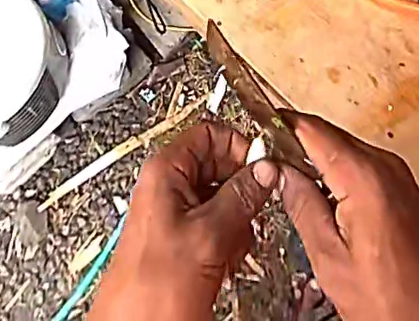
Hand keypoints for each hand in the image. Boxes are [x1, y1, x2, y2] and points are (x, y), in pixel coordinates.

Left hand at [90, 122, 279, 320]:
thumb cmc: (153, 285)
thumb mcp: (207, 234)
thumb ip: (239, 197)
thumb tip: (264, 168)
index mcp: (165, 169)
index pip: (208, 133)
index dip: (238, 146)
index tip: (265, 167)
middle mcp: (168, 185)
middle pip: (217, 165)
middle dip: (240, 190)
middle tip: (255, 212)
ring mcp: (175, 213)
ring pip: (219, 198)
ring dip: (236, 221)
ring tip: (236, 245)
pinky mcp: (182, 240)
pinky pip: (214, 225)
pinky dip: (228, 241)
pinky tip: (228, 260)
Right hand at [277, 113, 418, 320]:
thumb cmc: (394, 307)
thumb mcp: (331, 262)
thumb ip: (301, 206)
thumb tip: (277, 170)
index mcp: (363, 176)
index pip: (309, 127)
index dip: (278, 125)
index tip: (256, 135)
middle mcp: (384, 164)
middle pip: (325, 134)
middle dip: (294, 144)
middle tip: (267, 164)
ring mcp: (398, 175)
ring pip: (342, 148)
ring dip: (315, 158)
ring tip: (291, 184)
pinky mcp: (406, 189)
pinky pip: (360, 164)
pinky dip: (337, 171)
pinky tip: (324, 198)